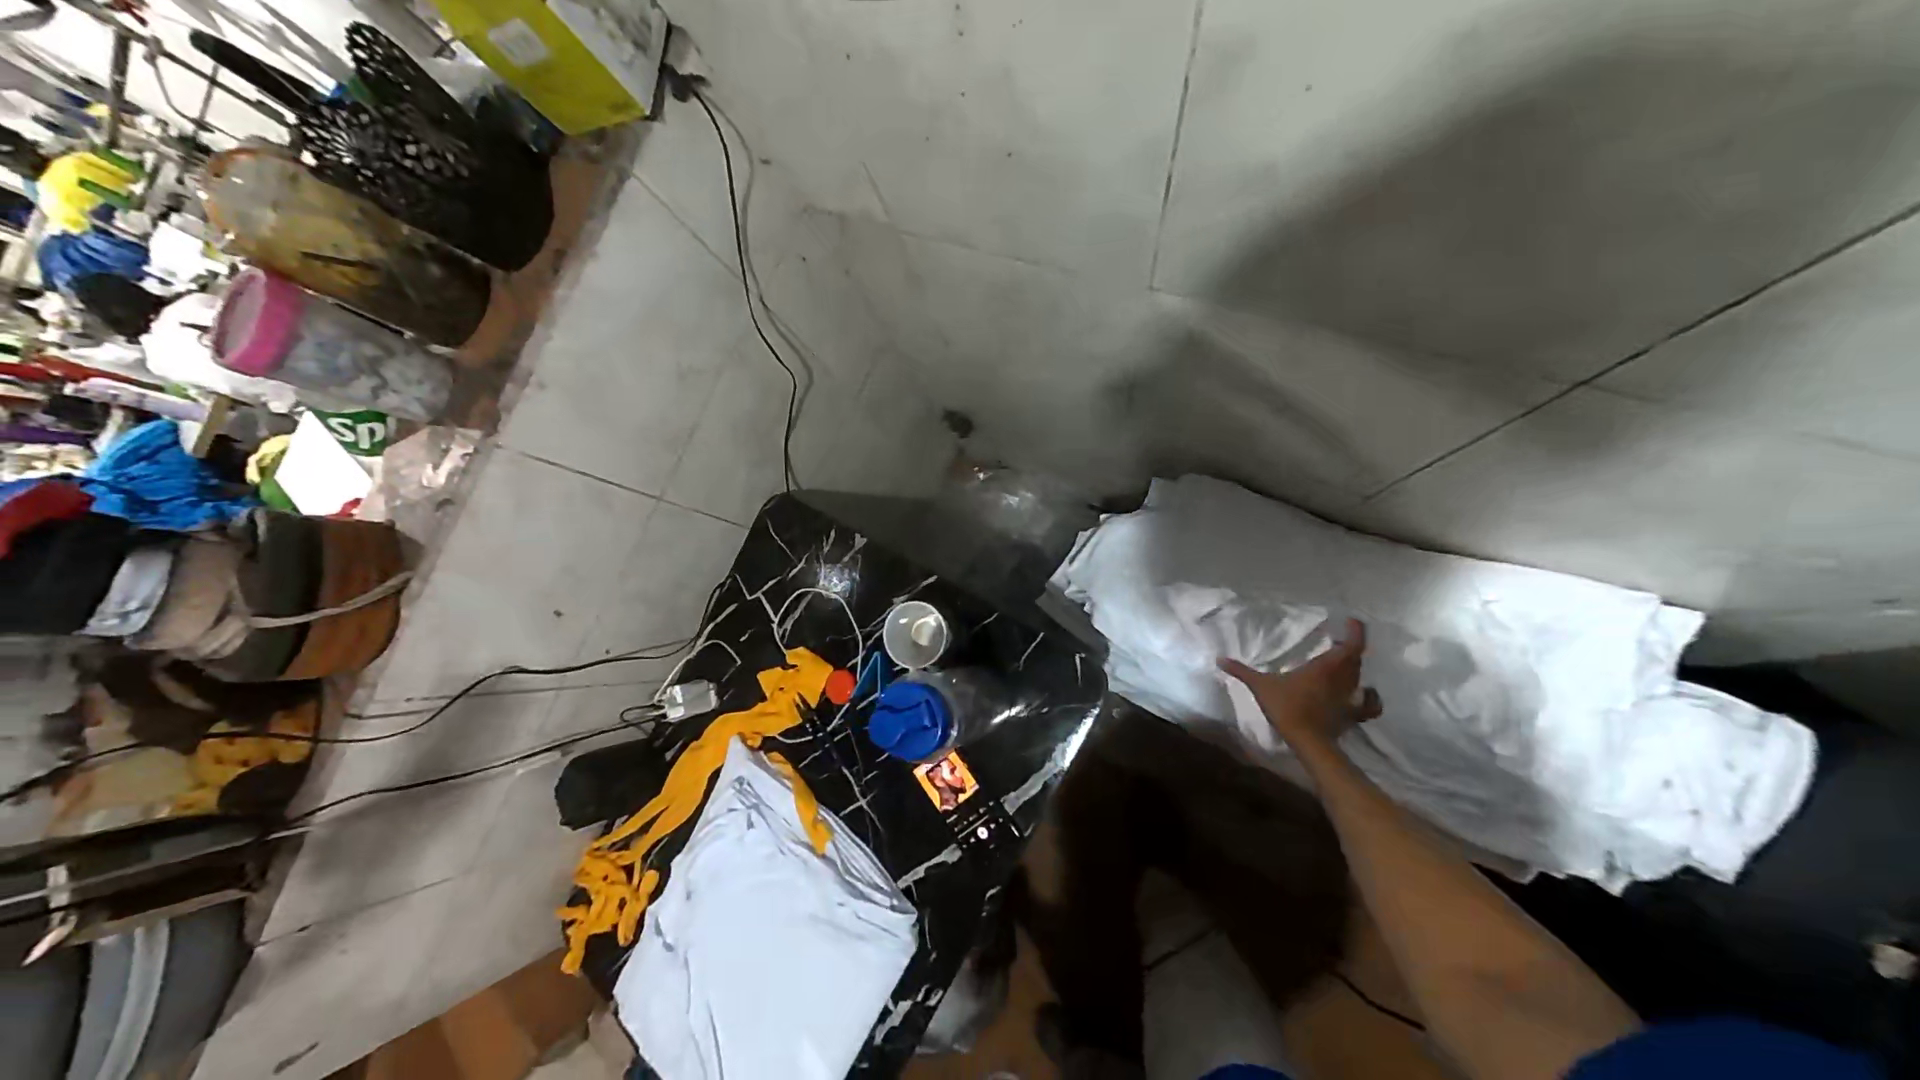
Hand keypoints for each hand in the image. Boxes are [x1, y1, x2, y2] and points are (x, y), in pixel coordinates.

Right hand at [1219, 618, 1380, 750]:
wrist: (1307, 740)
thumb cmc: (1287, 707)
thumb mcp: (1261, 686)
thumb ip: (1242, 671)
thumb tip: (1220, 659)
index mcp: (1325, 667)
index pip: (1351, 645)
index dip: (1356, 632)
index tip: (1352, 621)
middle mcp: (1342, 679)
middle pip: (1355, 659)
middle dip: (1350, 647)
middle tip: (1339, 641)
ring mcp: (1350, 697)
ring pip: (1360, 676)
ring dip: (1355, 667)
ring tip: (1344, 661)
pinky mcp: (1352, 714)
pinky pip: (1370, 703)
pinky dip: (1372, 696)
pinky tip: (1367, 692)